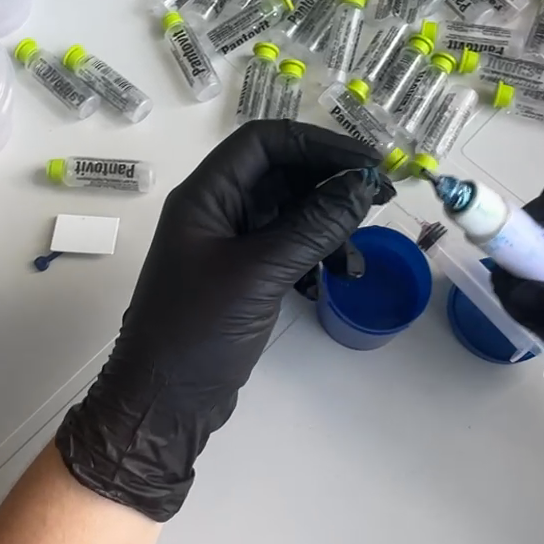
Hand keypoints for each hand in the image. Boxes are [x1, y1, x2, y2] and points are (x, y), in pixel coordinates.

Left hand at [56, 121, 393, 520]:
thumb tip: (361, 185)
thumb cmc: (198, 331)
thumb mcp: (260, 273)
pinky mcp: (242, 272)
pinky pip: (286, 245)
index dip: (317, 143)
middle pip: (281, 173)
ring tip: (357, 256)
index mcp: (206, 195)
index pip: (264, 142)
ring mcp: (229, 242)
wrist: (164, 401)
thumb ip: (313, 226)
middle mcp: (216, 209)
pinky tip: (334, 277)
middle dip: (330, 182)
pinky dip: (315, 254)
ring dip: (328, 224)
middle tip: (379, 198)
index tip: (365, 161)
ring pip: (289, 211)